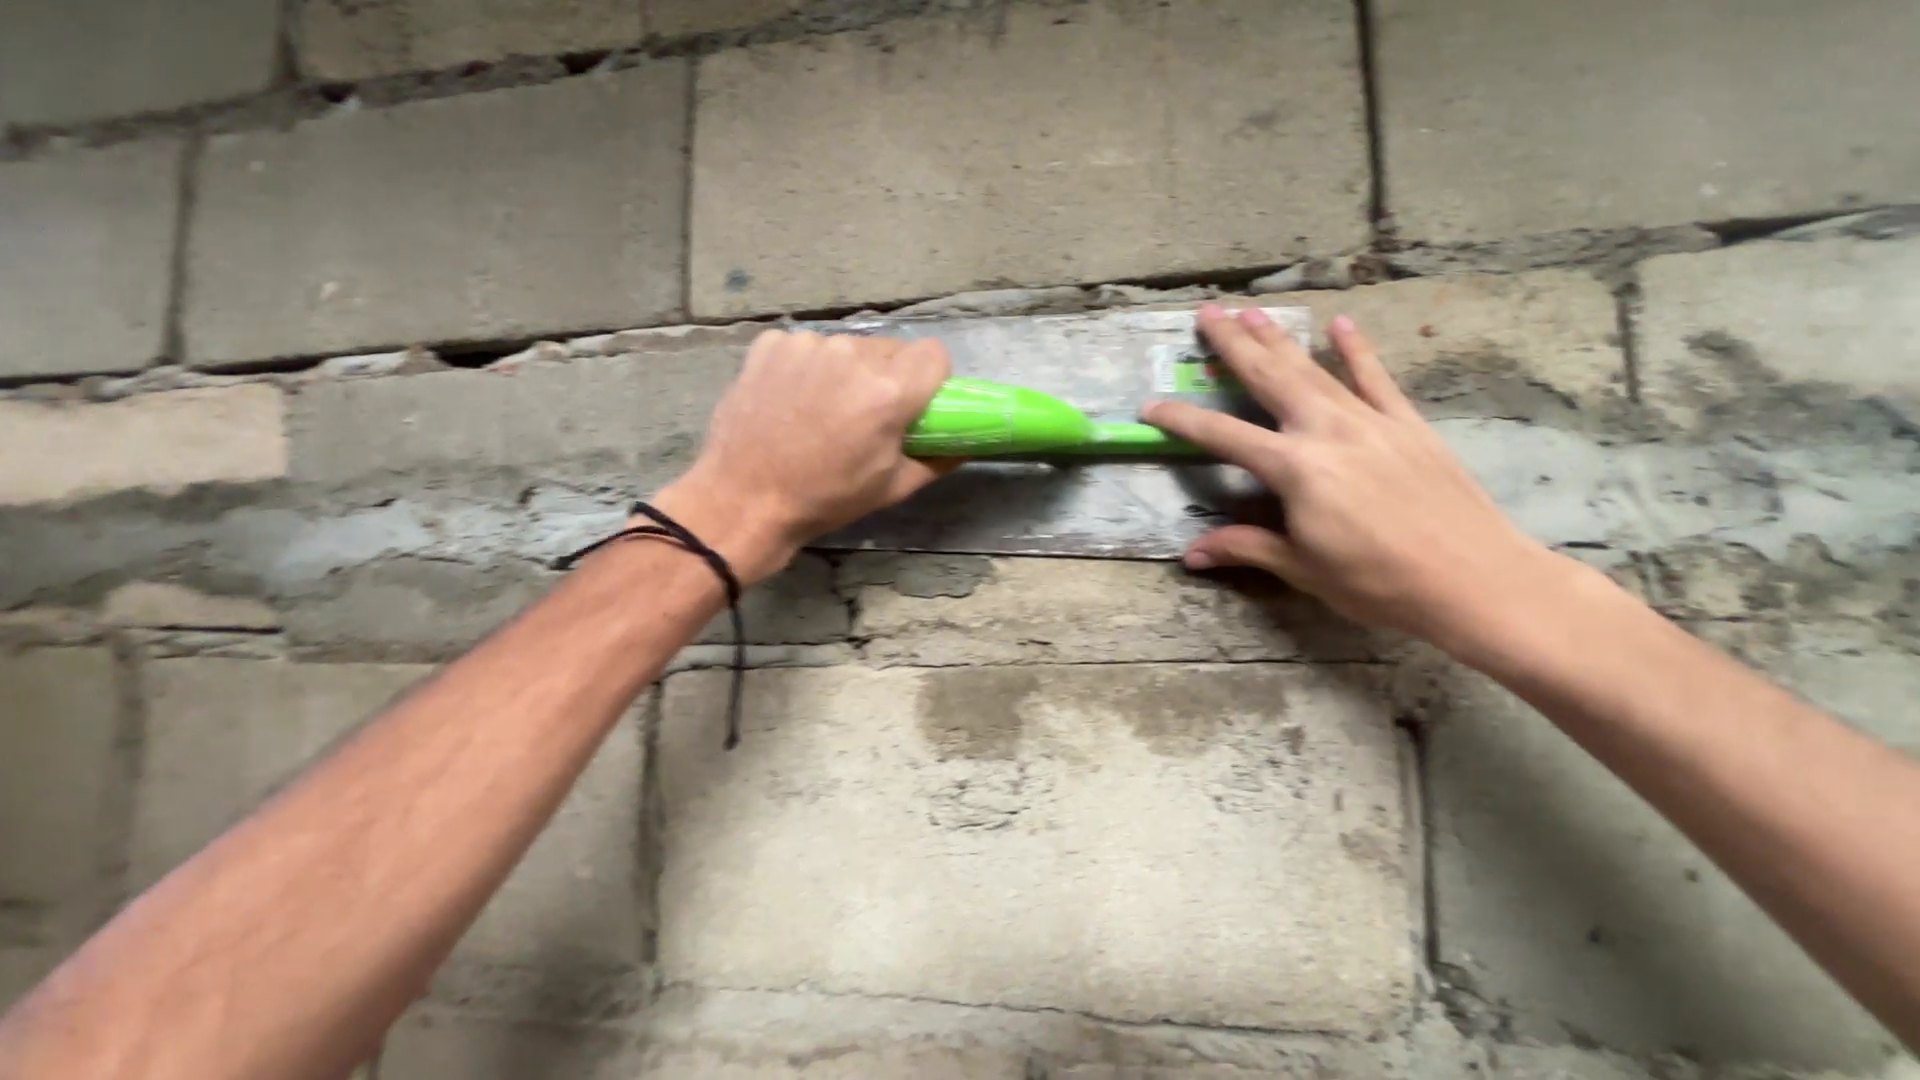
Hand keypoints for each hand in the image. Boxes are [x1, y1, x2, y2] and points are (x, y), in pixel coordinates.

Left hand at [655, 330, 955, 583]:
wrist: (744, 499)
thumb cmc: (824, 499)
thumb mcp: (891, 488)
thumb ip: (937, 460)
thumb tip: (963, 444)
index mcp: (888, 392)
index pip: (934, 354)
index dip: (930, 377)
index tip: (916, 401)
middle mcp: (851, 356)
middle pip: (890, 350)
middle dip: (886, 377)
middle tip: (865, 415)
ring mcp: (807, 346)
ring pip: (847, 348)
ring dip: (845, 372)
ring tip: (822, 411)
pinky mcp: (772, 345)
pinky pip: (807, 347)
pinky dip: (806, 368)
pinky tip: (792, 400)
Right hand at [1142, 304, 1584, 652]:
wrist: (1474, 578)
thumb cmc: (1378, 582)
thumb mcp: (1303, 567)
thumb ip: (1246, 547)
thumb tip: (1191, 554)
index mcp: (1294, 469)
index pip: (1222, 436)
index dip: (1182, 420)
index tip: (1151, 406)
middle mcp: (1326, 431)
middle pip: (1268, 379)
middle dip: (1233, 344)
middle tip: (1207, 313)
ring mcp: (1370, 420)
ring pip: (1313, 369)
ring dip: (1279, 339)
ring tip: (1251, 312)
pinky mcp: (1407, 423)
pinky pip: (1375, 378)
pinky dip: (1356, 351)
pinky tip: (1341, 324)